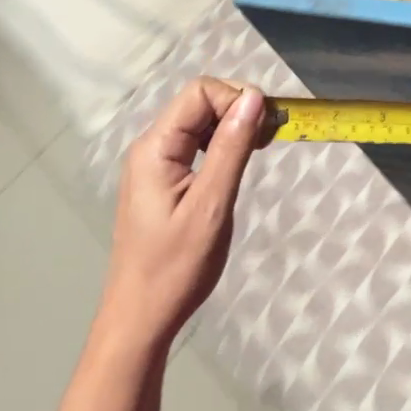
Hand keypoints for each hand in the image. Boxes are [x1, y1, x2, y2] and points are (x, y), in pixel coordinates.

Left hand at [104, 77, 269, 338]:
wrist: (141, 318)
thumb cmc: (175, 266)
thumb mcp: (211, 205)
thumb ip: (231, 147)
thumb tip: (254, 98)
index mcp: (155, 147)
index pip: (200, 92)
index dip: (236, 99)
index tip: (266, 126)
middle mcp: (151, 147)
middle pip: (200, 102)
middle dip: (238, 110)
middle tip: (269, 138)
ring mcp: (155, 164)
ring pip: (200, 122)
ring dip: (233, 127)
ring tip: (259, 149)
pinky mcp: (164, 180)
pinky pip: (196, 144)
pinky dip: (222, 145)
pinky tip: (238, 164)